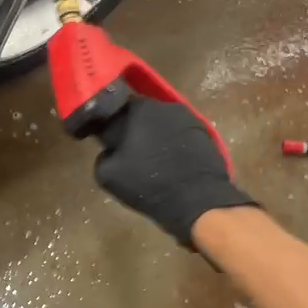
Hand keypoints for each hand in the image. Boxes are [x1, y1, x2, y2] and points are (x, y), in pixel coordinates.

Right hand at [93, 98, 254, 246]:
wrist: (199, 203)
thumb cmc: (149, 185)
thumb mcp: (107, 174)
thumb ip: (103, 153)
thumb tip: (111, 148)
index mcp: (138, 108)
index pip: (114, 110)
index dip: (110, 127)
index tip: (110, 143)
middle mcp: (163, 105)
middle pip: (140, 113)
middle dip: (134, 128)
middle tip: (131, 152)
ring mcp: (187, 116)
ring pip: (161, 122)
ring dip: (155, 135)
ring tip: (154, 159)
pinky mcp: (204, 131)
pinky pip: (179, 132)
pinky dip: (173, 142)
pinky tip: (173, 161)